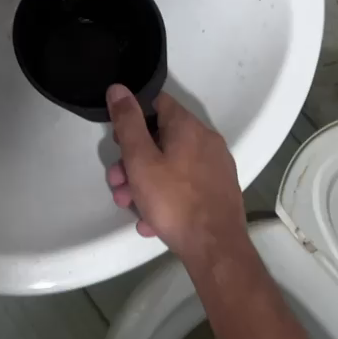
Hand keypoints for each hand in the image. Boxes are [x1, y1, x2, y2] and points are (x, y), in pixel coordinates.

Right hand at [105, 85, 248, 264]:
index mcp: (188, 126)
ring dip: (146, 182)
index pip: (157, 103)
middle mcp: (206, 140)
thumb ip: (127, 123)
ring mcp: (216, 167)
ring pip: (172, 166)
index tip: (119, 140)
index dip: (134, 118)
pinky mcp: (220, 192)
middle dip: (134, 160)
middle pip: (162, 139)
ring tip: (129, 206)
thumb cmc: (174, 200)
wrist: (216, 249)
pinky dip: (167, 197)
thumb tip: (118, 88)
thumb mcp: (141, 160)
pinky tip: (151, 222)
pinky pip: (186, 186)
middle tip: (117, 182)